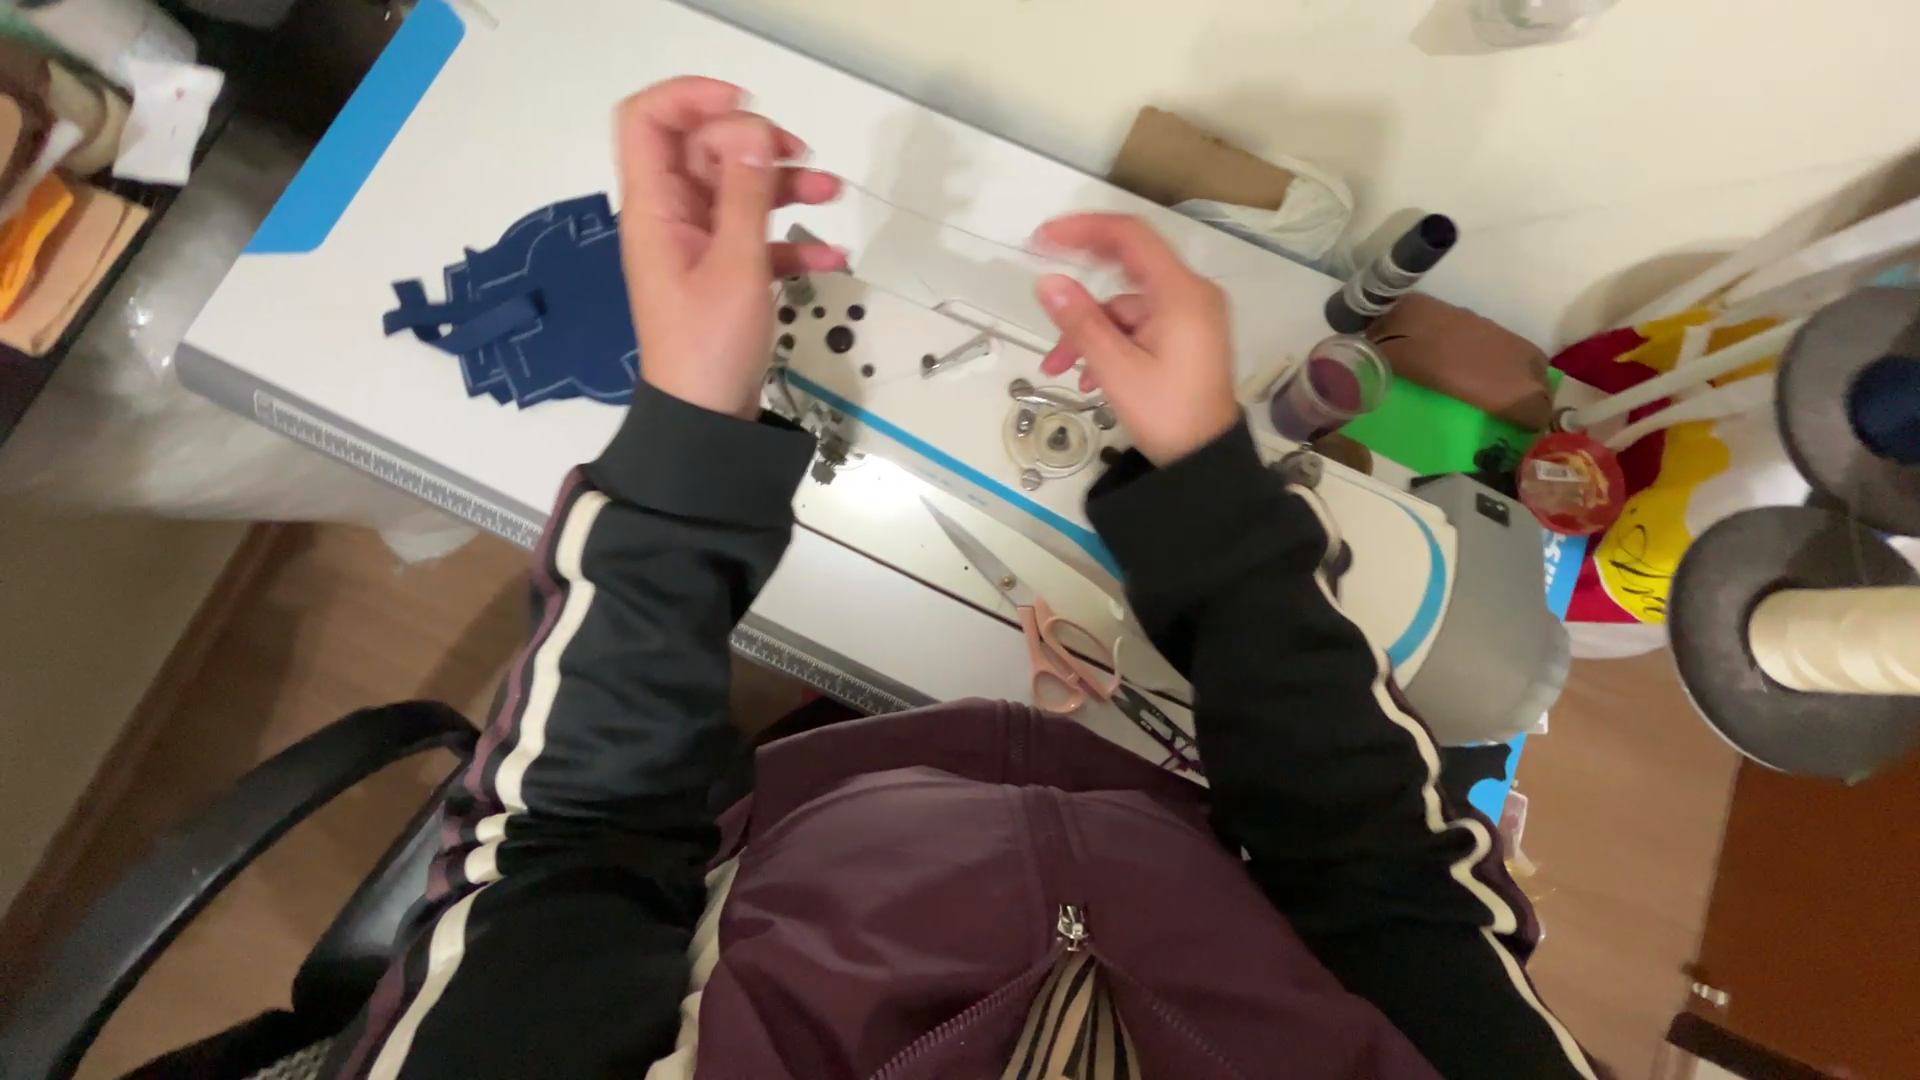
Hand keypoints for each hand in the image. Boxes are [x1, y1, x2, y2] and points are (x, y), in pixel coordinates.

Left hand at [617, 77, 846, 418]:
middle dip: (755, 146)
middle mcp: (673, 219)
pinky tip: (834, 258)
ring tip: (832, 192)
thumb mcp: (736, 266)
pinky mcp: (725, 279)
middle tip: (800, 154)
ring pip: (739, 196)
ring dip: (784, 189)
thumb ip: (746, 195)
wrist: (708, 419)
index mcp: (656, 208)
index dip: (693, 99)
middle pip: (706, 152)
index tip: (748, 107)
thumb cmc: (711, 345)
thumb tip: (752, 132)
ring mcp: (700, 250)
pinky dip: (793, 244)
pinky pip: (758, 244)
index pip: (650, 122)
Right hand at [1031, 214, 1239, 464]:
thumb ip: (1081, 322)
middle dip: (1080, 302)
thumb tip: (1047, 283)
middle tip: (1044, 305)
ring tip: (1058, 369)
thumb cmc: (1166, 414)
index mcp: (1181, 293)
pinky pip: (1140, 329)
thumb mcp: (1117, 370)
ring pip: (1126, 311)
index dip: (1082, 230)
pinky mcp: (1186, 338)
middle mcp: (1190, 294)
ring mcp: (1190, 317)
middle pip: (1124, 276)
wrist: (1205, 461)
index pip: (1129, 237)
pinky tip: (1089, 379)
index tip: (1042, 240)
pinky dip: (1112, 346)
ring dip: (1090, 336)